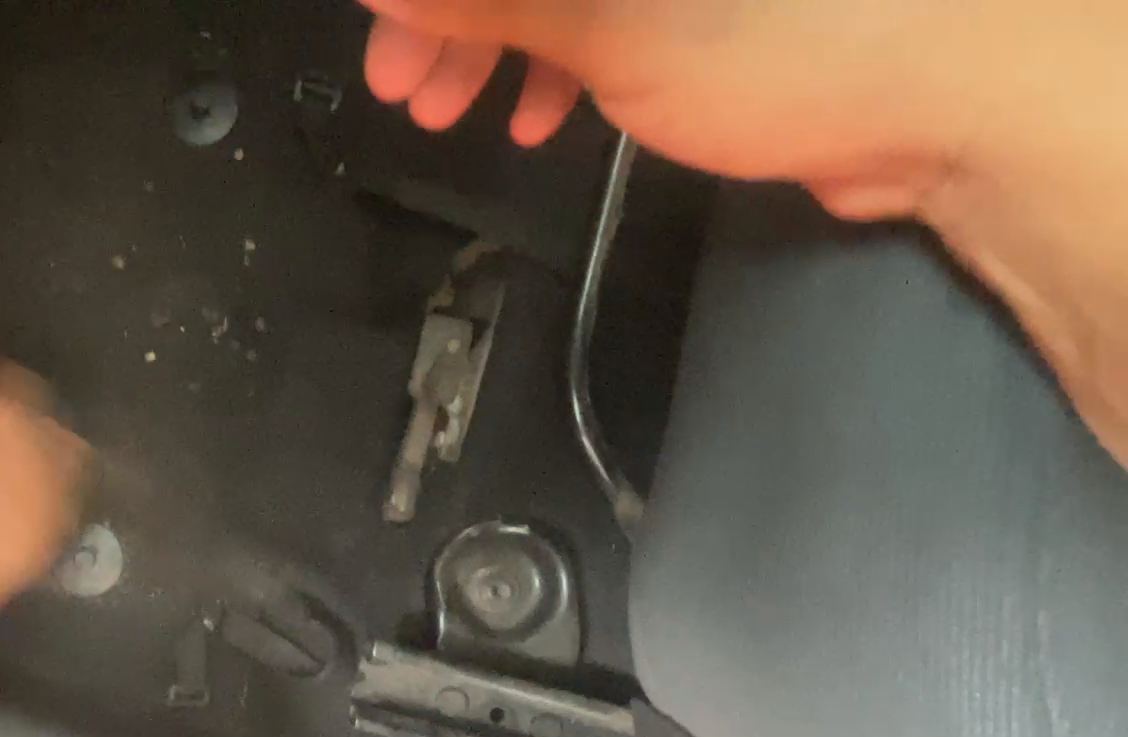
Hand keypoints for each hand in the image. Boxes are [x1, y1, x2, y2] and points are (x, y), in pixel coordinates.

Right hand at [360, 0, 999, 219]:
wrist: (953, 98)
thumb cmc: (793, 37)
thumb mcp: (617, 18)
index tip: (391, 24)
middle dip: (455, 14)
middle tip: (402, 83)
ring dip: (493, 47)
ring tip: (446, 114)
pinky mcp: (706, 2)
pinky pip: (606, 16)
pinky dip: (558, 63)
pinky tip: (533, 118)